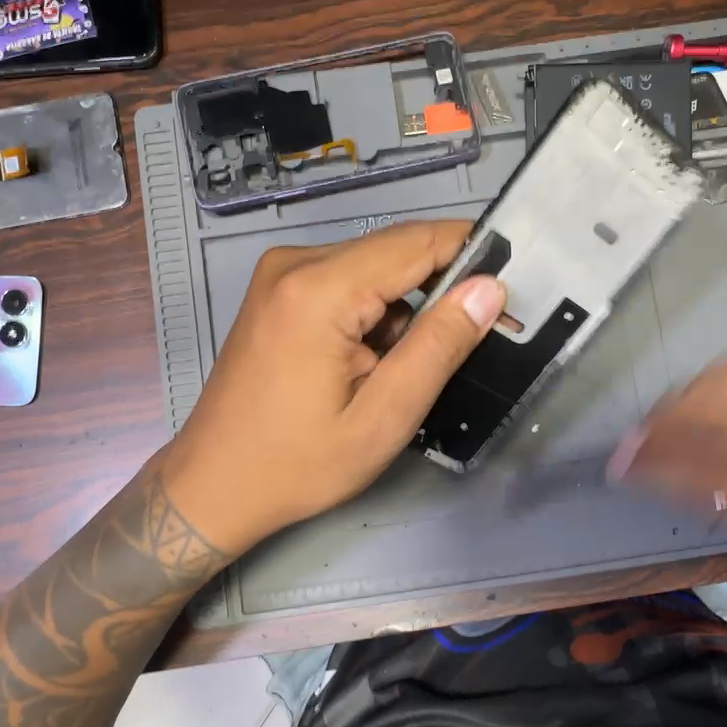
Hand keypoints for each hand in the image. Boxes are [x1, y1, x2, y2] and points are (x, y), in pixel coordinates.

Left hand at [158, 221, 505, 552]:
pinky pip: (345, 284)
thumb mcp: (383, 417)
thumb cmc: (297, 464)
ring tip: (407, 369)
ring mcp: (280, 276)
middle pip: (394, 252)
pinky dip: (373, 315)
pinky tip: (372, 363)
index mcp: (319, 289)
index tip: (512, 286)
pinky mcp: (277, 294)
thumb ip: (438, 347)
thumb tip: (488, 289)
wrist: (213, 484)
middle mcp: (295, 265)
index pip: (417, 242)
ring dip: (404, 309)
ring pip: (372, 269)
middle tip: (469, 343)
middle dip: (439, 289)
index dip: (471, 254)